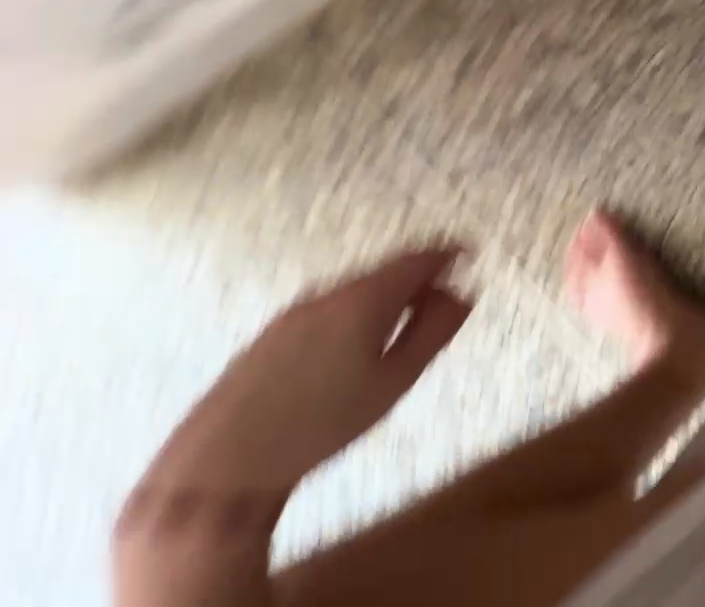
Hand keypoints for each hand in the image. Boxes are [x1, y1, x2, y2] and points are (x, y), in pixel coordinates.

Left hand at [138, 248, 472, 496]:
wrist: (222, 464)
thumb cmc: (325, 423)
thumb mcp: (397, 380)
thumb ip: (435, 331)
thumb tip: (463, 295)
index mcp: (364, 299)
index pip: (418, 257)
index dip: (448, 254)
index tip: (468, 257)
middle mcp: (328, 294)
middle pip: (386, 271)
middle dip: (419, 280)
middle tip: (443, 304)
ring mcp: (293, 313)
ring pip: (357, 290)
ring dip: (388, 298)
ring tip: (404, 330)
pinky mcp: (270, 335)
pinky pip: (330, 308)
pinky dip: (358, 312)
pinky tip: (358, 349)